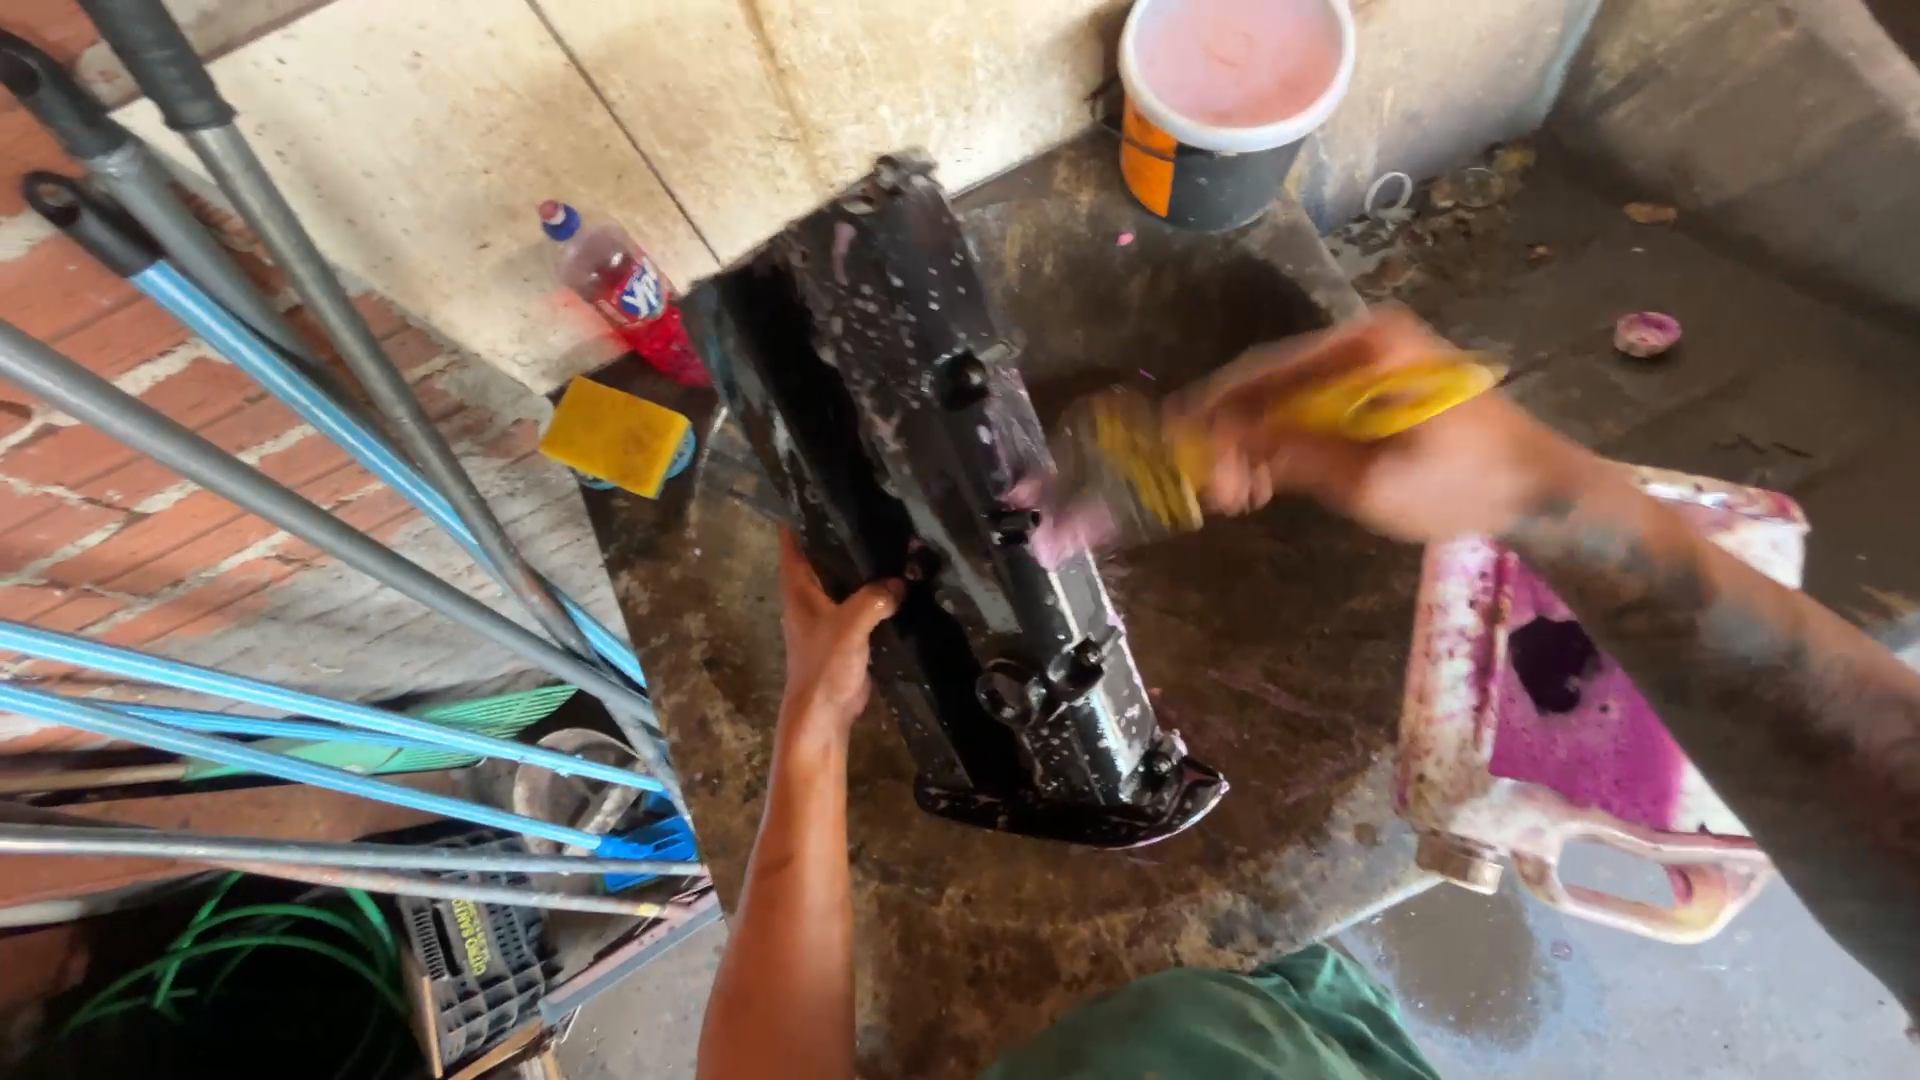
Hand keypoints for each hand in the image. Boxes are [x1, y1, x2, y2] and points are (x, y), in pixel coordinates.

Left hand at [776, 528, 903, 741]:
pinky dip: (877, 593)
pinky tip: (900, 584)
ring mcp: (828, 616)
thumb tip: (901, 581)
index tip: (822, 490)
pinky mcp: (846, 634)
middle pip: (823, 557)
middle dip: (842, 536)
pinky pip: (862, 604)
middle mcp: (809, 597)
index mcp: (799, 589)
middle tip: (873, 509)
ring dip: (863, 566)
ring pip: (845, 581)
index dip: (802, 515)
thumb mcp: (849, 626)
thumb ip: (874, 598)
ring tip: (892, 540)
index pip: (793, 541)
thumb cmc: (824, 666)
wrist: (823, 714)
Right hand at [1165, 306, 1594, 542]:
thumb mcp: (1369, 479)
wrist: (1538, 493)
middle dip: (1230, 436)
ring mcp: (1364, 370)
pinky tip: (1261, 484)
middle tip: (1209, 486)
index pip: (1265, 369)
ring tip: (1232, 495)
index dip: (1215, 407)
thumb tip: (1220, 445)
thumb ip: (1290, 455)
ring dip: (1250, 448)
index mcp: (1365, 347)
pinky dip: (1278, 449)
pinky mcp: (1367, 396)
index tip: (1176, 439)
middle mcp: (1359, 346)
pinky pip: (1305, 415)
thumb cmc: (1461, 484)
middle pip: (1268, 385)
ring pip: (1281, 403)